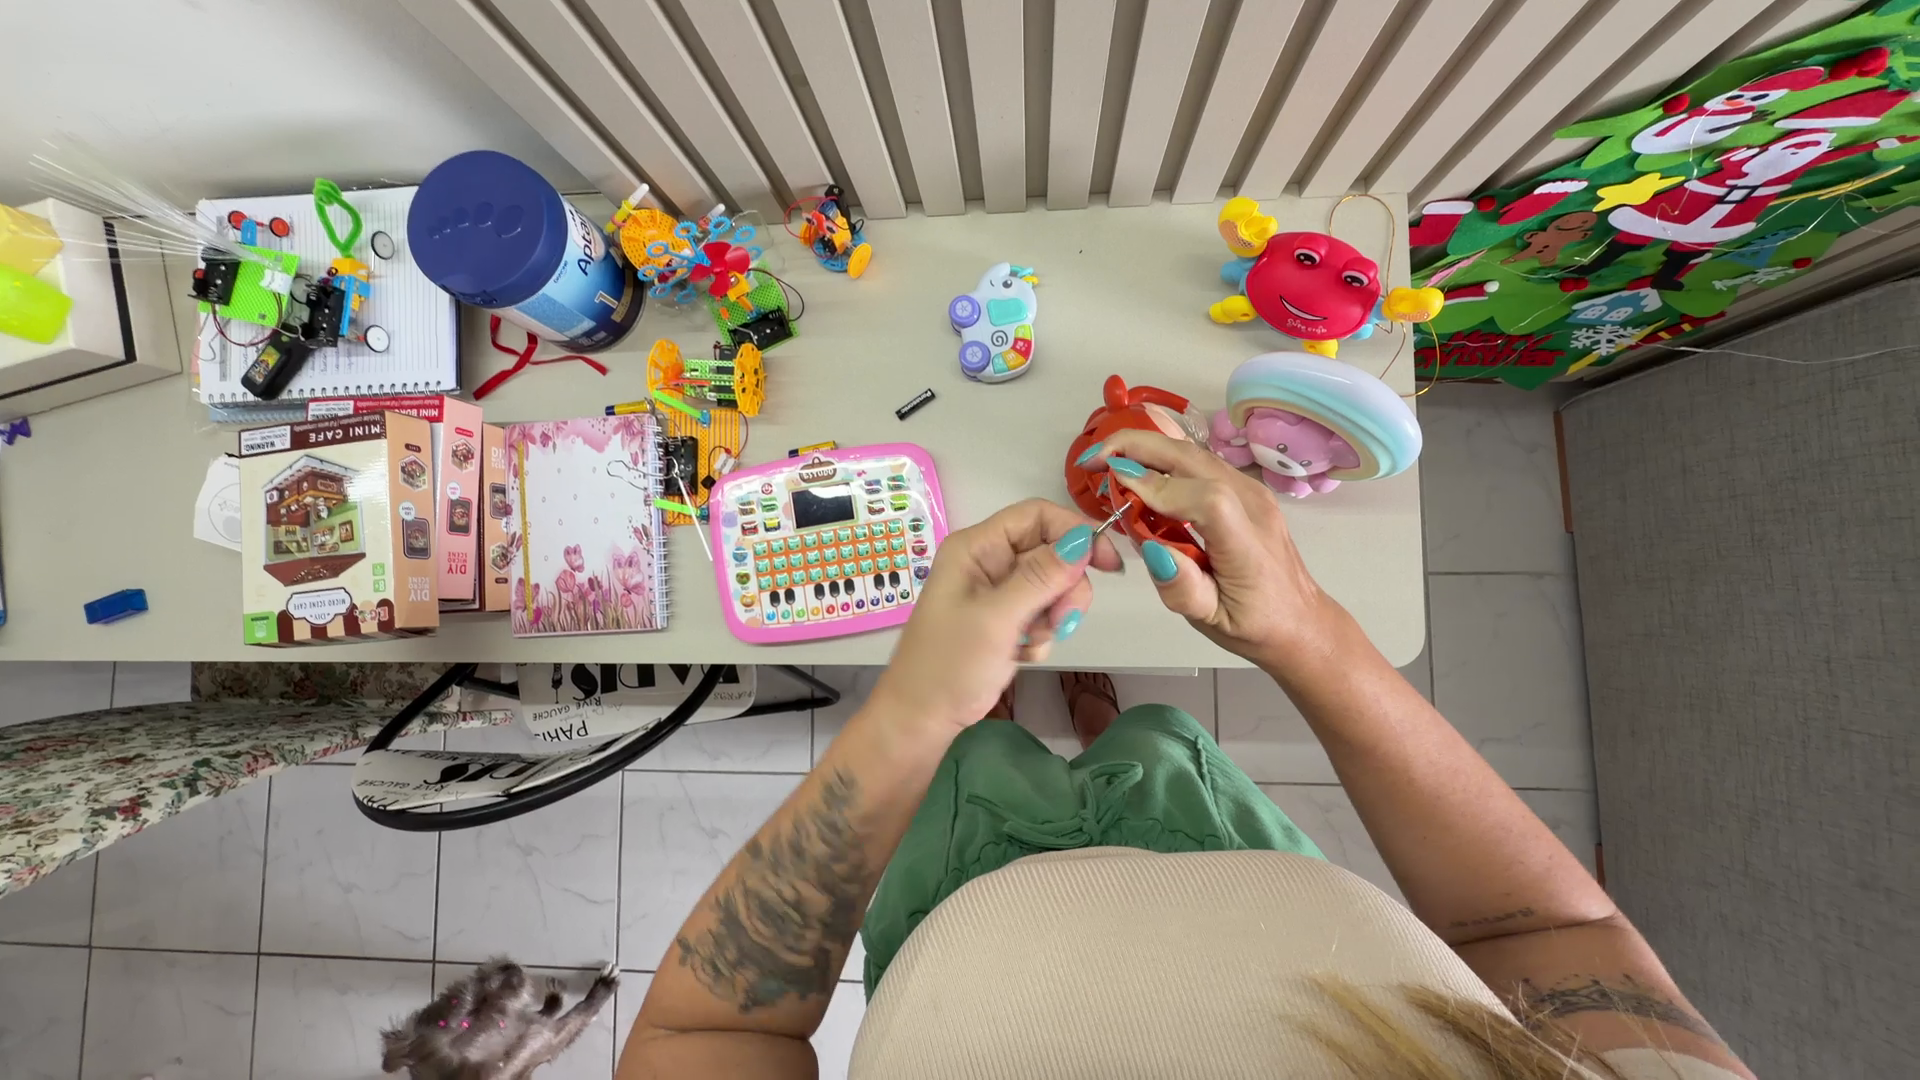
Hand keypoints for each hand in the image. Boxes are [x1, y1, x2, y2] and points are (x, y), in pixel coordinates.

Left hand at [870, 499, 1121, 735]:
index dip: (1074, 531)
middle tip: (1062, 620)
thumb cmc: (949, 663)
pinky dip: (1041, 635)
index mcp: (976, 547)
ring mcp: (997, 593)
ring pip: (1053, 587)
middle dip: (1064, 587)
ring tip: (1030, 642)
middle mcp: (988, 562)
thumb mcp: (997, 618)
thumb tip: (1083, 540)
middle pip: (1051, 552)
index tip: (1107, 564)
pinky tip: (1020, 655)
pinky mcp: (1006, 621)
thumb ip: (1041, 577)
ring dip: (1053, 616)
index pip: (1036, 516)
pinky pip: (1043, 615)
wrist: (923, 717)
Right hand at [1079, 429, 1342, 672]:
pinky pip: (1197, 462)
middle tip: (1091, 458)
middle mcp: (1253, 505)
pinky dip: (1160, 456)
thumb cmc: (1254, 624)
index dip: (1156, 483)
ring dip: (1145, 447)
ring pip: (1193, 452)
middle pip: (1193, 457)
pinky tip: (1135, 466)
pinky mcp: (1243, 488)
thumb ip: (1182, 589)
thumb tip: (1150, 550)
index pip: (1204, 498)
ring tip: (1104, 459)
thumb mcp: (1213, 620)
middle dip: (1136, 447)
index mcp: (1246, 545)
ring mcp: (1251, 490)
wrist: (1301, 619)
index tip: (1112, 481)